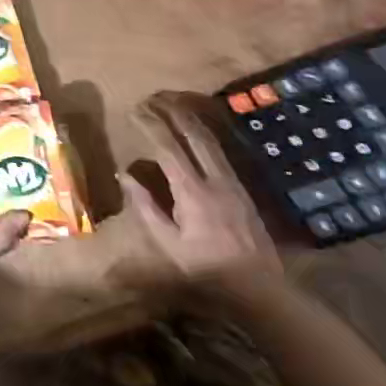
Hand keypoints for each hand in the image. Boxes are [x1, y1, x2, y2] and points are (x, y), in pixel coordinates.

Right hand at [121, 91, 284, 285]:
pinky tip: (194, 130)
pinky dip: (202, 132)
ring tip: (171, 104)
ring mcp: (231, 180)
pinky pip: (219, 149)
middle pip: (192, 132)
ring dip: (188, 117)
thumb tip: (126, 175)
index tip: (134, 110)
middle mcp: (214, 177)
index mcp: (192, 191)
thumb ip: (147, 208)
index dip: (150, 124)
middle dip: (171, 110)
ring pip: (209, 137)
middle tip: (152, 97)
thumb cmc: (206, 270)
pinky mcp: (241, 186)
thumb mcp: (169, 246)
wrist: (259, 287)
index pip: (167, 146)